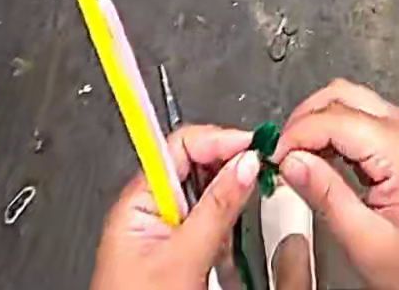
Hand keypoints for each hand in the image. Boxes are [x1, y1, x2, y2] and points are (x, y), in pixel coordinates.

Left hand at [90, 125, 258, 289]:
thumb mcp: (183, 260)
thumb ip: (217, 208)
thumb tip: (245, 161)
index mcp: (138, 201)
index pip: (181, 146)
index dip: (217, 139)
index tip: (251, 145)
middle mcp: (150, 210)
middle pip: (195, 165)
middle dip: (228, 165)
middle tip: (259, 167)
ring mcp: (164, 233)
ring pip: (205, 193)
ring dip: (229, 195)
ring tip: (250, 197)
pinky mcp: (177, 255)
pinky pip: (207, 222)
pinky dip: (226, 224)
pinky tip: (234, 236)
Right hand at [272, 80, 398, 289]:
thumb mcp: (367, 242)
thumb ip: (326, 196)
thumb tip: (290, 161)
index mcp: (397, 145)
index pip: (332, 118)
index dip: (296, 134)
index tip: (272, 159)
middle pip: (338, 94)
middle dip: (303, 118)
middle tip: (280, 154)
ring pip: (346, 97)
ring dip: (315, 120)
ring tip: (294, 157)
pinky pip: (357, 112)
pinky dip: (331, 127)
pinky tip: (317, 156)